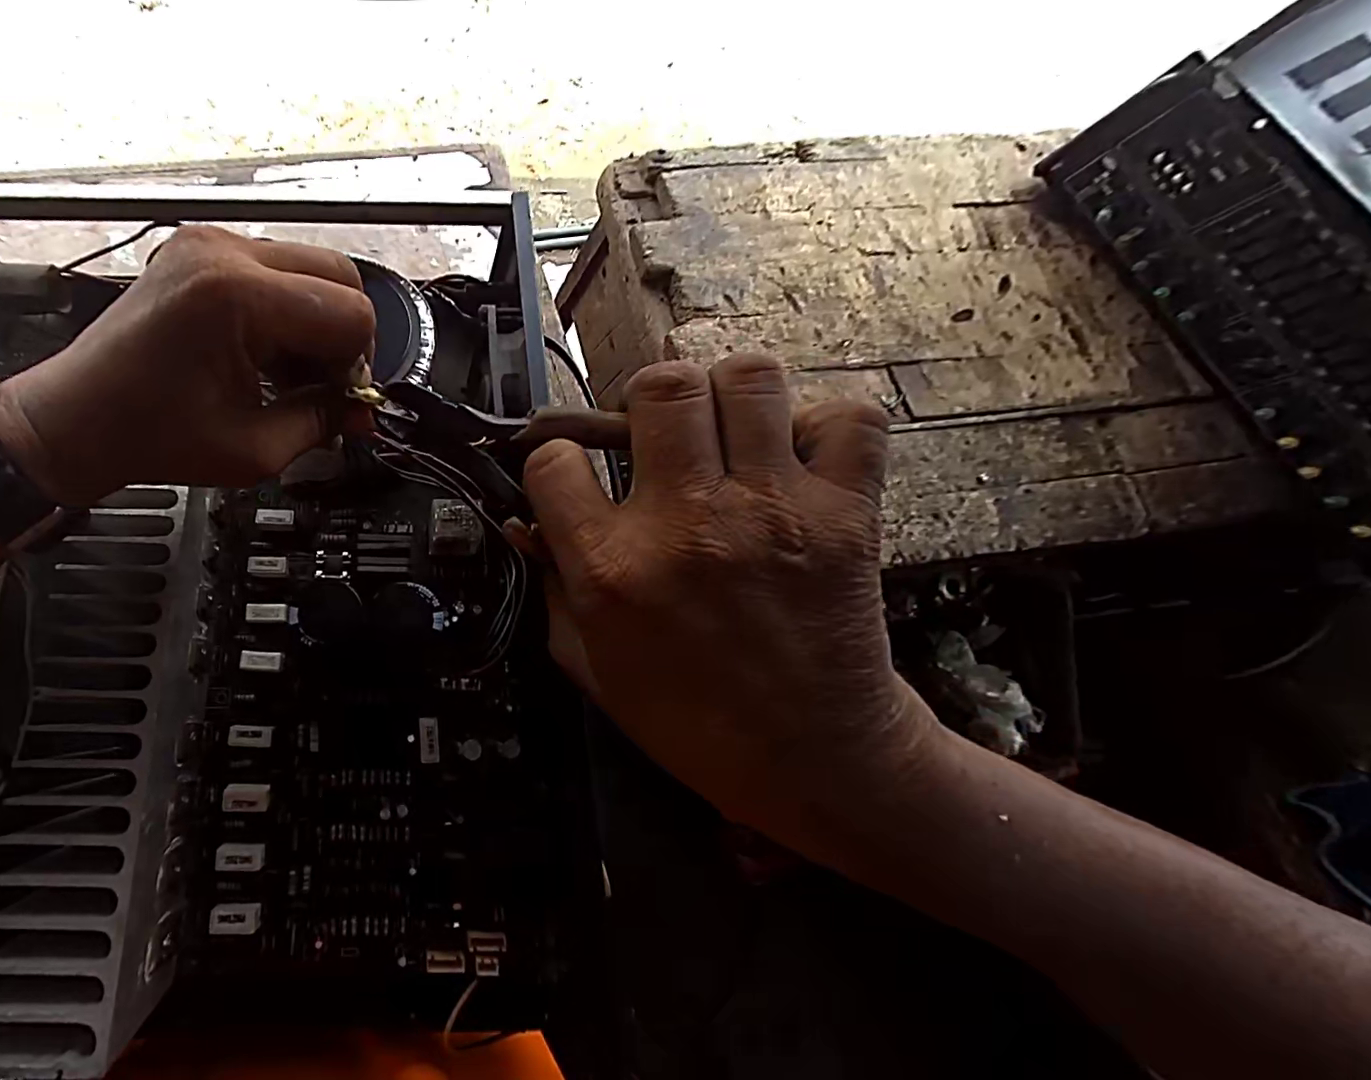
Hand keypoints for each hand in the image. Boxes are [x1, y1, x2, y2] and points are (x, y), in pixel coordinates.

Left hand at [0, 225, 375, 503]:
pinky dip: (289, 315)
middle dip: (345, 338)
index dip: (359, 363)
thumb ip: (323, 422)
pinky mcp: (199, 255)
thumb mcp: (256, 448)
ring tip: (293, 376)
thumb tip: (361, 411)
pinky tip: (271, 358)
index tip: (343, 399)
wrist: (77, 420)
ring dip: (318, 325)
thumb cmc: (147, 434)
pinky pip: (276, 273)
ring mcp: (207, 247)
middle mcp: (221, 254)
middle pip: (339, 277)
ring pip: (311, 272)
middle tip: (328, 385)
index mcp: (235, 297)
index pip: (351, 312)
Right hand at [519, 354, 938, 833]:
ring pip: (747, 377)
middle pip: (658, 387)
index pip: (553, 459)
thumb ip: (549, 586)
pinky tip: (797, 456)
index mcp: (611, 568)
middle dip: (648, 400)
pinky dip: (822, 423)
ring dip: (728, 394)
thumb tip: (524, 522)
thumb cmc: (687, 719)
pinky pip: (846, 417)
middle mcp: (686, 523)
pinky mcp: (846, 513)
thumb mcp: (589, 663)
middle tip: (659, 433)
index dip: (554, 461)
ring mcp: (771, 510)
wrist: (809, 758)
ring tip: (727, 433)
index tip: (571, 475)